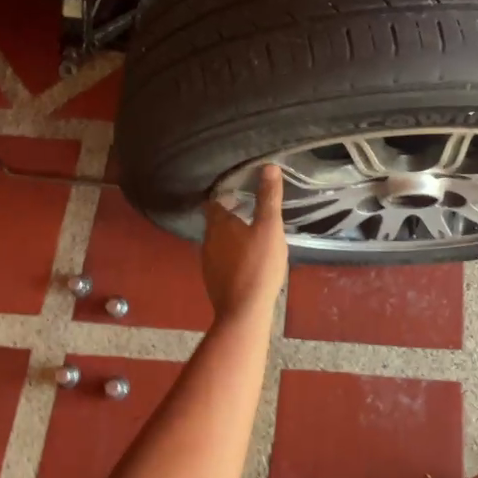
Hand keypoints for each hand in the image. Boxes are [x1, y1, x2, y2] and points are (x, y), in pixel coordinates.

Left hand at [201, 164, 288, 321]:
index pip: (214, 201)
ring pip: (217, 240)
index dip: (225, 194)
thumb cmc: (258, 265)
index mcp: (219, 224)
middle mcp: (208, 240)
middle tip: (250, 208)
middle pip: (215, 220)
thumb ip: (268, 197)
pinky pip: (220, 258)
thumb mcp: (269, 227)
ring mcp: (208, 262)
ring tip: (250, 232)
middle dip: (230, 213)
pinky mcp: (213, 280)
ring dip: (230, 235)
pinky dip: (231, 253)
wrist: (244, 311)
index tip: (240, 189)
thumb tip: (269, 166)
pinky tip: (246, 258)